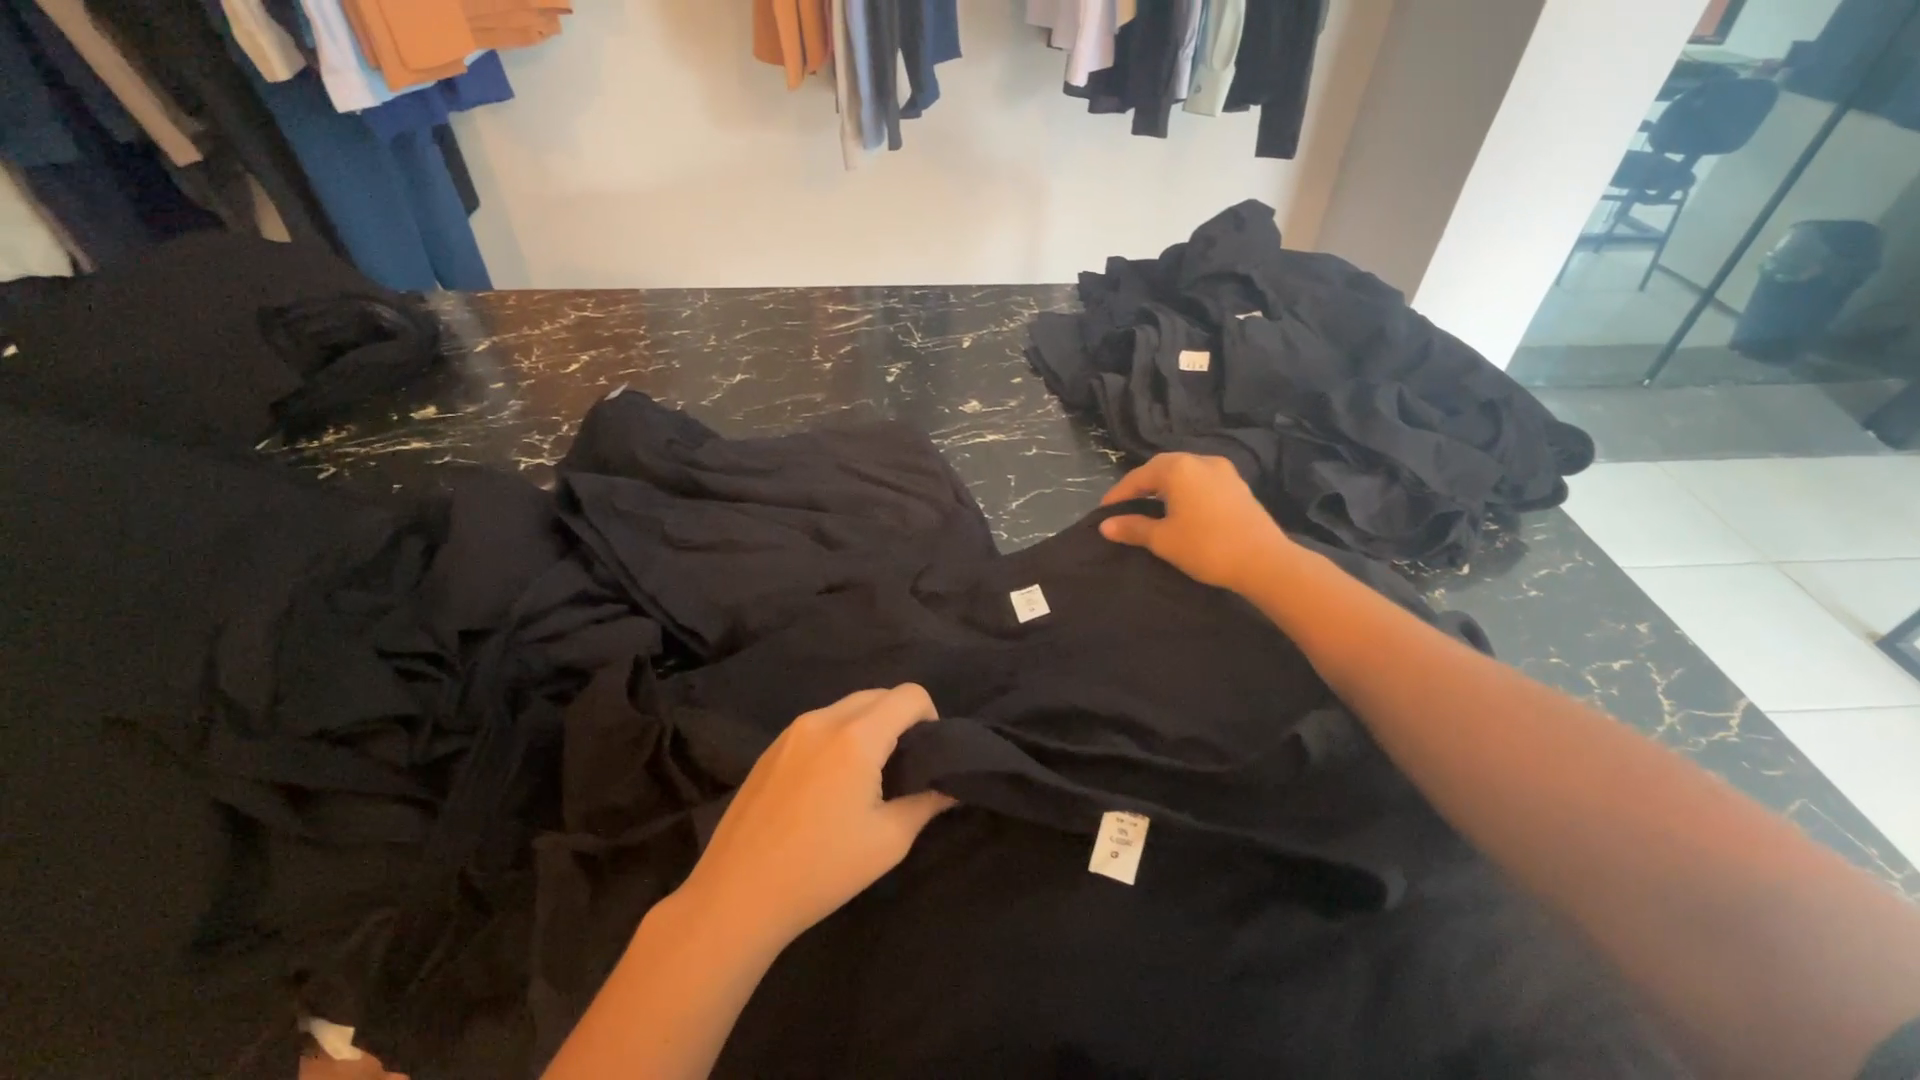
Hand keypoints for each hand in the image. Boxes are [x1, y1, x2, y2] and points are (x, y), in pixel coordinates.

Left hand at [676, 685, 956, 951]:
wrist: (738, 895)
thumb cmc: (821, 869)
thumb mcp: (889, 841)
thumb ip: (927, 802)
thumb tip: (951, 785)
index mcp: (856, 736)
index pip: (910, 695)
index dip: (932, 718)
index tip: (929, 757)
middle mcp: (822, 720)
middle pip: (878, 694)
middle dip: (901, 720)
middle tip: (905, 769)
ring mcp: (791, 733)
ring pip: (846, 708)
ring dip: (869, 728)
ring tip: (868, 779)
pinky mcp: (770, 750)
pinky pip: (819, 726)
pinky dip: (839, 738)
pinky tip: (830, 788)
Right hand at [1098, 453, 1295, 591]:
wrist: (1264, 561)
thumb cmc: (1206, 547)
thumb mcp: (1163, 540)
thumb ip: (1133, 528)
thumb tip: (1106, 525)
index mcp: (1178, 469)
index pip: (1138, 476)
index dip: (1119, 494)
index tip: (1105, 512)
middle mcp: (1201, 461)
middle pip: (1162, 468)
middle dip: (1142, 486)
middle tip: (1127, 506)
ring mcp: (1224, 471)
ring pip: (1185, 473)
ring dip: (1165, 487)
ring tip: (1153, 507)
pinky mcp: (1239, 486)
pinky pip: (1203, 481)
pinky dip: (1187, 491)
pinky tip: (1183, 509)